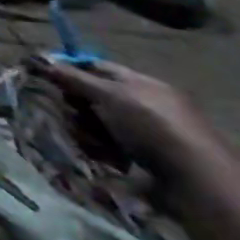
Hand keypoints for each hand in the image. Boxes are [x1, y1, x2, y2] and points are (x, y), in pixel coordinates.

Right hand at [38, 60, 233, 179]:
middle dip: (81, 110)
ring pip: (105, 128)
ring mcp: (149, 135)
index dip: (73, 71)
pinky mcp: (151, 164)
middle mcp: (145, 104)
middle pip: (98, 99)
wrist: (197, 181)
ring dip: (92, 136)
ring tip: (93, 148)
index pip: (97, 67)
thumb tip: (43, 58)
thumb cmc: (152, 126)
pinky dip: (108, 157)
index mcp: (139, 81)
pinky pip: (117, 153)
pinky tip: (108, 165)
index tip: (49, 81)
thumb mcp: (110, 96)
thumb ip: (76, 79)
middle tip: (73, 122)